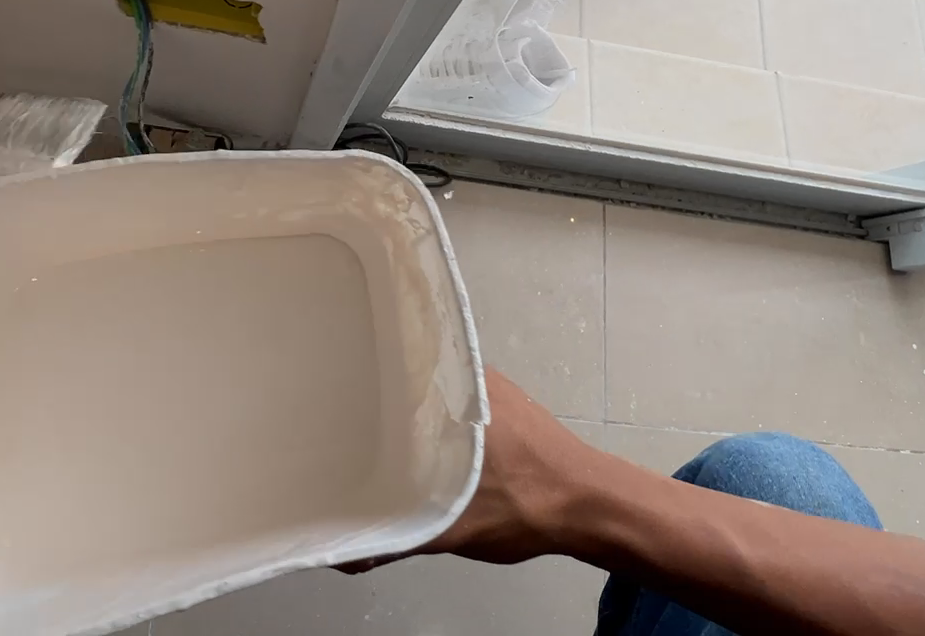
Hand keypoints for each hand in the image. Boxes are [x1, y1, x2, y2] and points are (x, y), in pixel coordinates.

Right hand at [342, 367, 606, 572]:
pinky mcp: (505, 398)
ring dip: (413, 412)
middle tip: (349, 428)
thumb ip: (402, 538)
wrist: (592, 504)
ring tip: (380, 437)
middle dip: (382, 401)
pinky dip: (439, 418)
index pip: (393, 367)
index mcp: (453, 386)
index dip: (362, 383)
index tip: (333, 402)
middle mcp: (467, 373)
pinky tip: (427, 445)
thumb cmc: (524, 506)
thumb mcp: (456, 529)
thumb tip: (345, 556)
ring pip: (435, 390)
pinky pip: (457, 399)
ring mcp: (488, 383)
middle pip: (410, 378)